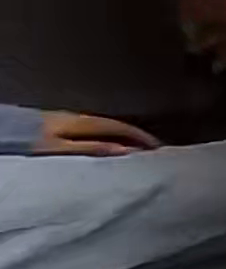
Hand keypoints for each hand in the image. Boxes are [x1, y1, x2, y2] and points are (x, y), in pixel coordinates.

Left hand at [35, 111, 159, 156]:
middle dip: (134, 135)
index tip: (159, 147)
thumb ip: (91, 148)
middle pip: (114, 125)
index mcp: (84, 122)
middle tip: (149, 147)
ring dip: (118, 134)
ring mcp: (65, 118)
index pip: (123, 128)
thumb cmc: (22, 139)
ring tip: (128, 146)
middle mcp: (78, 117)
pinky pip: (89, 127)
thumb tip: (127, 151)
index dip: (143, 137)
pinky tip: (101, 141)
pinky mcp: (53, 122)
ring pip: (101, 126)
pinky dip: (103, 134)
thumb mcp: (57, 147)